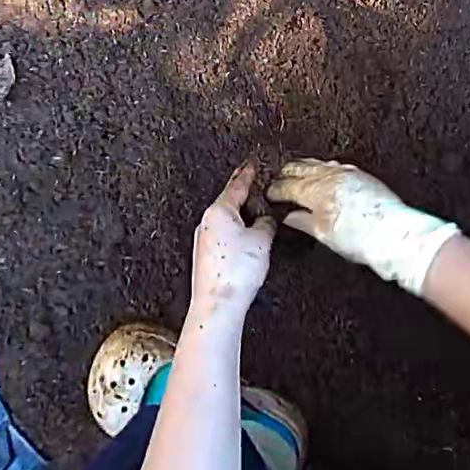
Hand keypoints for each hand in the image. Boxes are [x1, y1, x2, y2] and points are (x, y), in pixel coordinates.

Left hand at [190, 163, 275, 319]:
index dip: (248, 174)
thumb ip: (266, 223)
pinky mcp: (205, 255)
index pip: (237, 185)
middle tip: (258, 185)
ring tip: (258, 214)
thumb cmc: (236, 271)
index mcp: (219, 211)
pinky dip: (236, 231)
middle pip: (229, 201)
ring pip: (226, 219)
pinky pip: (223, 234)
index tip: (253, 164)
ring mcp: (204, 239)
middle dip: (245, 195)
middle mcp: (207, 222)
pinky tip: (247, 239)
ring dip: (241, 215)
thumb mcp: (262, 239)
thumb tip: (266, 220)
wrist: (218, 305)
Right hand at [268, 159, 459, 294]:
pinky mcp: (360, 175)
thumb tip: (290, 216)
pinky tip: (326, 170)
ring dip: (306, 166)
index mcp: (315, 190)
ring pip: (319, 164)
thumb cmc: (360, 237)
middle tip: (279, 175)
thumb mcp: (323, 234)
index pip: (289, 186)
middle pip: (302, 168)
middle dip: (288, 171)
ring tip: (298, 168)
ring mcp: (346, 173)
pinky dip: (324, 166)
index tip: (270, 191)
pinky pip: (335, 165)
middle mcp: (330, 176)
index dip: (277, 189)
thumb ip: (304, 221)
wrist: (393, 233)